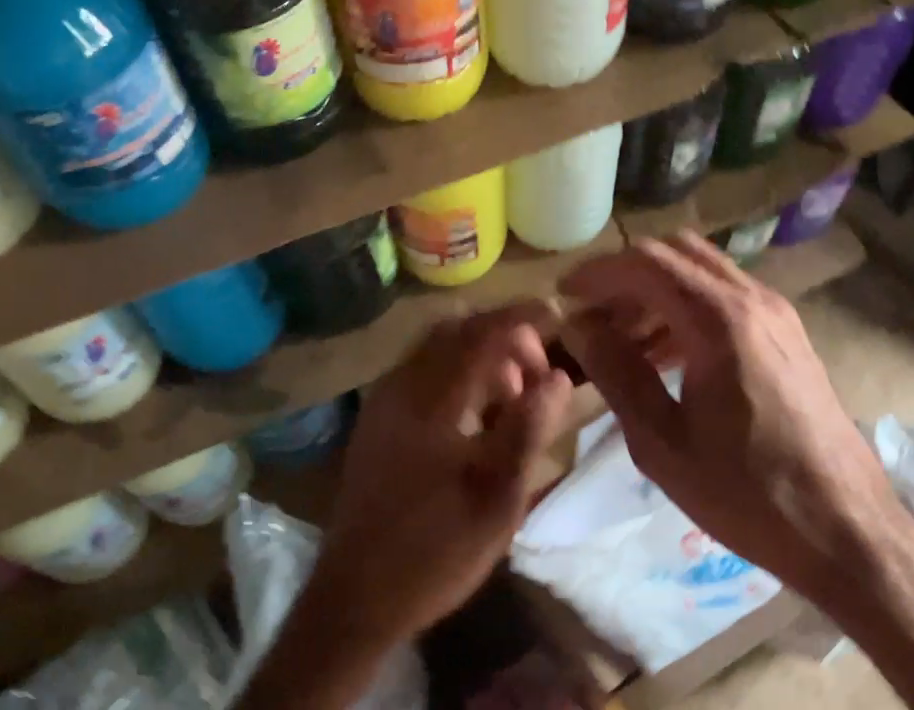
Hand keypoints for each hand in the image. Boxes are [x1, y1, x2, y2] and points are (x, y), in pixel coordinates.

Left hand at [306, 302, 573, 645]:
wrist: (356, 597)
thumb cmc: (436, 549)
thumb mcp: (499, 496)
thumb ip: (529, 428)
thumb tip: (557, 377)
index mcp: (431, 398)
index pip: (483, 332)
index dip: (523, 318)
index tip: (558, 318)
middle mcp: (401, 385)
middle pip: (456, 330)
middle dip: (502, 335)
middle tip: (537, 372)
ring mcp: (383, 402)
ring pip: (436, 350)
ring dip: (478, 355)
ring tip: (512, 397)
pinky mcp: (376, 422)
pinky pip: (421, 373)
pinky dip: (455, 373)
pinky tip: (475, 416)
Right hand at [557, 233, 909, 599]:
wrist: (846, 528)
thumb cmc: (747, 493)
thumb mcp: (662, 443)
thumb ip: (616, 373)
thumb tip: (579, 326)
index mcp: (719, 320)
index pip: (645, 264)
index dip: (597, 274)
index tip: (563, 298)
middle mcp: (752, 299)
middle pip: (675, 252)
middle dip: (626, 275)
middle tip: (593, 316)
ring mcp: (778, 313)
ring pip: (703, 270)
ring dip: (657, 289)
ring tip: (623, 339)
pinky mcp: (789, 334)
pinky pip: (727, 296)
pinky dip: (688, 306)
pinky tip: (668, 355)